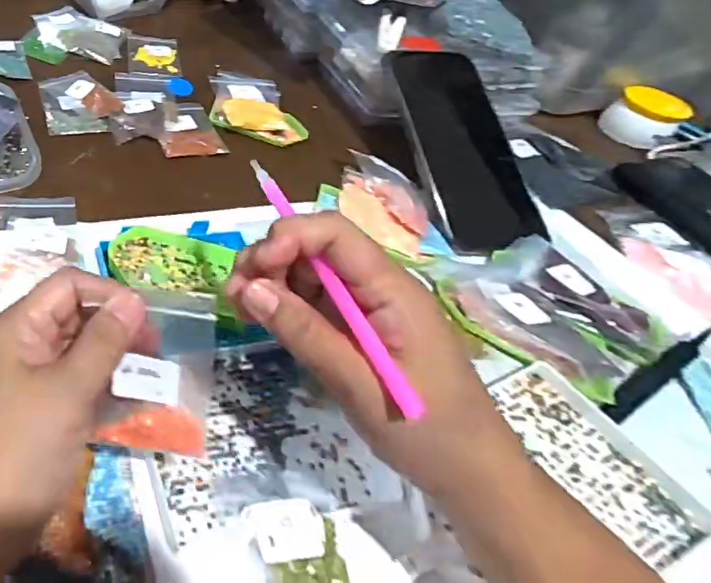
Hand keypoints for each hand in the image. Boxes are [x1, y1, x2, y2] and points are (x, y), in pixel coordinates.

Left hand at [0, 269, 151, 569]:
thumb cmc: (25, 444)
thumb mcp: (70, 389)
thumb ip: (103, 341)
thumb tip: (133, 298)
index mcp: (21, 325)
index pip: (67, 284)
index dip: (106, 292)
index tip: (144, 318)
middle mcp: (26, 341)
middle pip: (76, 313)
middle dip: (116, 325)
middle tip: (155, 350)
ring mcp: (34, 375)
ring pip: (81, 348)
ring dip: (116, 356)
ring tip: (152, 374)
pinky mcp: (44, 406)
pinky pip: (79, 381)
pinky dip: (106, 385)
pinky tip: (135, 399)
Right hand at [225, 212, 528, 502]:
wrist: (476, 480)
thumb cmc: (427, 432)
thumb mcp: (360, 386)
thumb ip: (306, 333)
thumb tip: (249, 288)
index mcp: (391, 288)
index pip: (333, 232)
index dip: (288, 237)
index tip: (254, 269)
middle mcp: (377, 285)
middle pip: (314, 246)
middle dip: (269, 258)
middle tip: (234, 293)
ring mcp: (366, 305)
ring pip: (307, 270)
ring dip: (269, 280)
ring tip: (238, 307)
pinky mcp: (357, 325)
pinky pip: (312, 299)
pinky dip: (282, 303)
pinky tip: (260, 318)